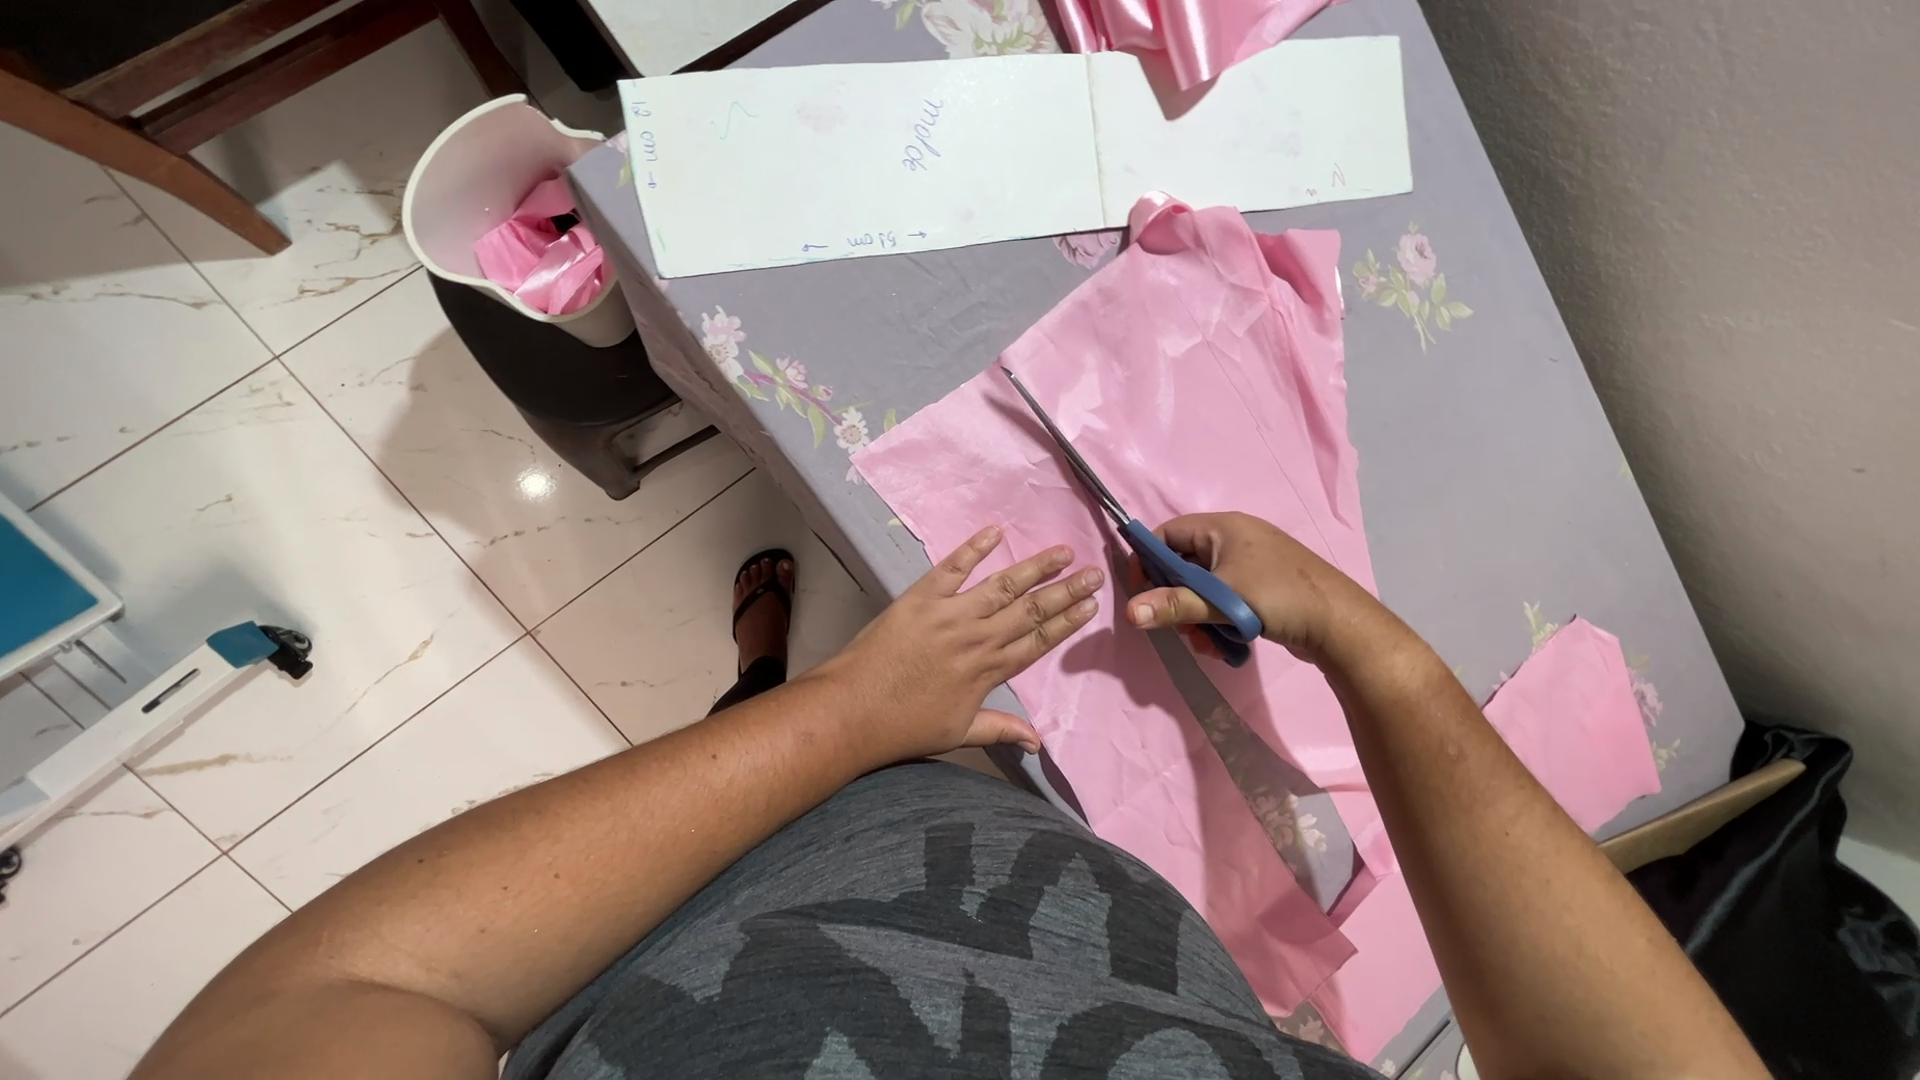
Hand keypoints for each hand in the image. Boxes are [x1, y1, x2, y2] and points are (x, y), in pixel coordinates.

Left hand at [809, 525, 1102, 761]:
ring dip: (1036, 567)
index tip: (1092, 607)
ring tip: (1063, 552)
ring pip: (1003, 585)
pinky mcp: (922, 597)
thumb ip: (1000, 730)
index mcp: (989, 671)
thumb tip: (1039, 743)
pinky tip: (995, 532)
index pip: (1038, 642)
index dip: (1067, 623)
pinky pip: (953, 567)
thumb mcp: (958, 734)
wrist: (852, 710)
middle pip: (1031, 610)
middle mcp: (978, 638)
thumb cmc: (904, 727)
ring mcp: (951, 614)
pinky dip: (974, 548)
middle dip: (1066, 591)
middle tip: (1094, 574)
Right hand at [1125, 512, 1394, 666]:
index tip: (1140, 591)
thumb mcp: (1220, 601)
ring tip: (1203, 640)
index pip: (1167, 533)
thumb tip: (1129, 612)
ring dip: (1195, 614)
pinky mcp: (1261, 586)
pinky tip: (1222, 643)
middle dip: (1174, 597)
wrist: (1341, 625)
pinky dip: (1217, 618)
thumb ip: (1173, 605)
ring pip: (1203, 585)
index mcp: (1223, 527)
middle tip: (1174, 623)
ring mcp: (1250, 562)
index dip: (1147, 560)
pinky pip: (1224, 597)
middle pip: (1184, 562)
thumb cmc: (1278, 598)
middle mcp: (1235, 538)